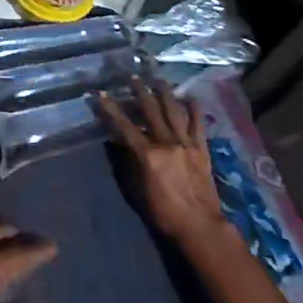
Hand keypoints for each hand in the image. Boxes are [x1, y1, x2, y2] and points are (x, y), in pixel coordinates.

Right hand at [96, 77, 227, 243]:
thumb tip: (118, 144)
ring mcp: (186, 145)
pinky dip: (195, 111)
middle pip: (151, 112)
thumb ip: (127, 162)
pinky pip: (198, 126)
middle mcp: (166, 143)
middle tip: (133, 78)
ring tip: (159, 80)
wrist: (200, 225)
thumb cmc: (162, 211)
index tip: (100, 93)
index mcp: (147, 154)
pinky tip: (191, 99)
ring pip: (175, 113)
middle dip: (140, 93)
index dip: (110, 108)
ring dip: (165, 94)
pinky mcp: (202, 151)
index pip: (124, 125)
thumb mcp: (135, 188)